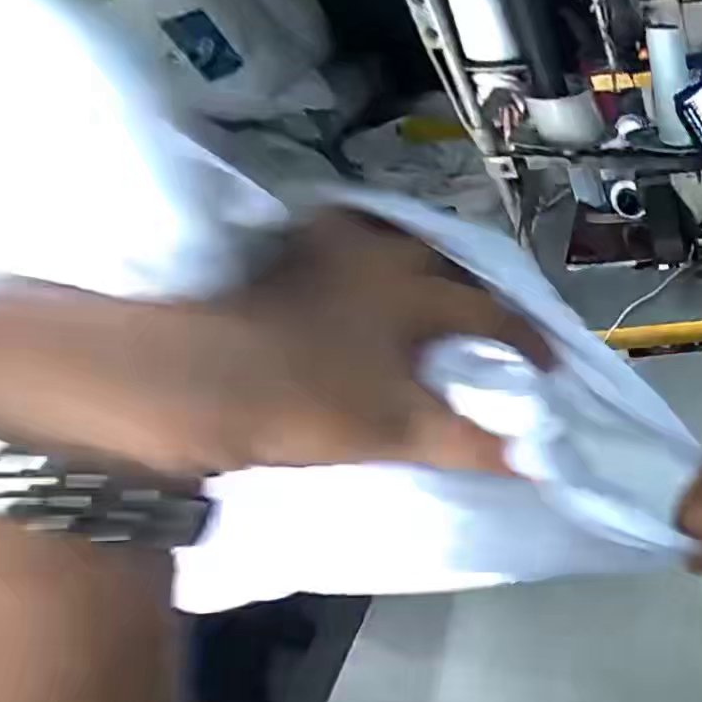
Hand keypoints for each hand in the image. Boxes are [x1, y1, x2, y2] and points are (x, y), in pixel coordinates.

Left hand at [0, 211, 551, 477]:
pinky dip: (350, 252)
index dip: (529, 339)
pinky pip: (323, 239)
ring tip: (421, 286)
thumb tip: (542, 467)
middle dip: (476, 289)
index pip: (494, 313)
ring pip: (378, 235)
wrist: (153, 382)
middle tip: (488, 320)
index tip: (548, 365)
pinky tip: (347, 277)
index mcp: (411, 296)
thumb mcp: (402, 433)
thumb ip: (478, 447)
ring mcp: (307, 249)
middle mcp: (368, 259)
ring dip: (410, 257)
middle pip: (442, 260)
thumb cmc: (299, 401)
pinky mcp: (257, 253)